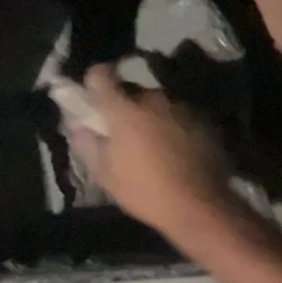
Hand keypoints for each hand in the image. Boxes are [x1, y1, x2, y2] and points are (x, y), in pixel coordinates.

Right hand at [68, 64, 236, 235]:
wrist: (201, 207)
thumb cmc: (144, 190)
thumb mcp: (104, 173)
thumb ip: (86, 142)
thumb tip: (77, 124)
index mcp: (122, 109)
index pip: (100, 75)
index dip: (94, 81)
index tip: (94, 95)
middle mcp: (152, 99)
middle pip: (131, 91)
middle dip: (123, 106)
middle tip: (123, 132)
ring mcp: (181, 108)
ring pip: (157, 104)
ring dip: (150, 117)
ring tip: (152, 146)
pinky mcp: (204, 120)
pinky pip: (179, 116)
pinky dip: (172, 126)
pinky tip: (175, 153)